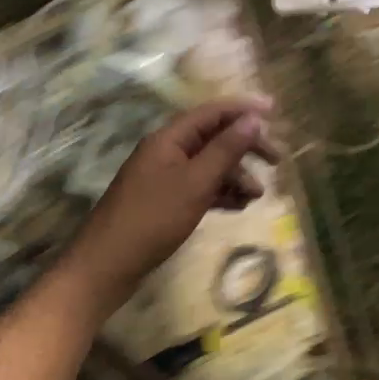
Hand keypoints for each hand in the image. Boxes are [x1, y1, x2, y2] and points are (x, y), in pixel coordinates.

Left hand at [60, 97, 281, 315]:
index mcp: (169, 139)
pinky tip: (237, 206)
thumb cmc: (151, 220)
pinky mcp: (163, 201)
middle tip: (276, 159)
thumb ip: (226, 148)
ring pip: (210, 164)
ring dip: (236, 175)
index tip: (275, 110)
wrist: (102, 271)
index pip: (213, 112)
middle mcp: (167, 152)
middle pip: (215, 137)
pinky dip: (221, 192)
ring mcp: (163, 177)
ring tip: (257, 195)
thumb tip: (253, 119)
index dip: (245, 108)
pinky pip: (200, 186)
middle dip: (246, 146)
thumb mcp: (196, 182)